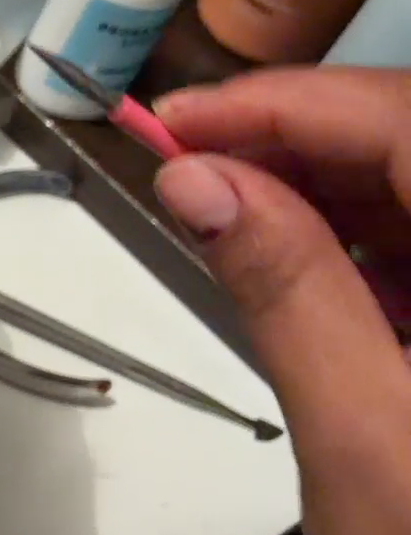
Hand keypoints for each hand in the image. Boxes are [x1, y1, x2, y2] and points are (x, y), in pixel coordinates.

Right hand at [154, 66, 410, 534]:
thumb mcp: (364, 428)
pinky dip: (348, 226)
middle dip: (292, 134)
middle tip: (171, 159)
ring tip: (206, 199)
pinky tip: (282, 245)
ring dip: (311, 177)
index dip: (290, 106)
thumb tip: (195, 185)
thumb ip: (287, 294)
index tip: (169, 122)